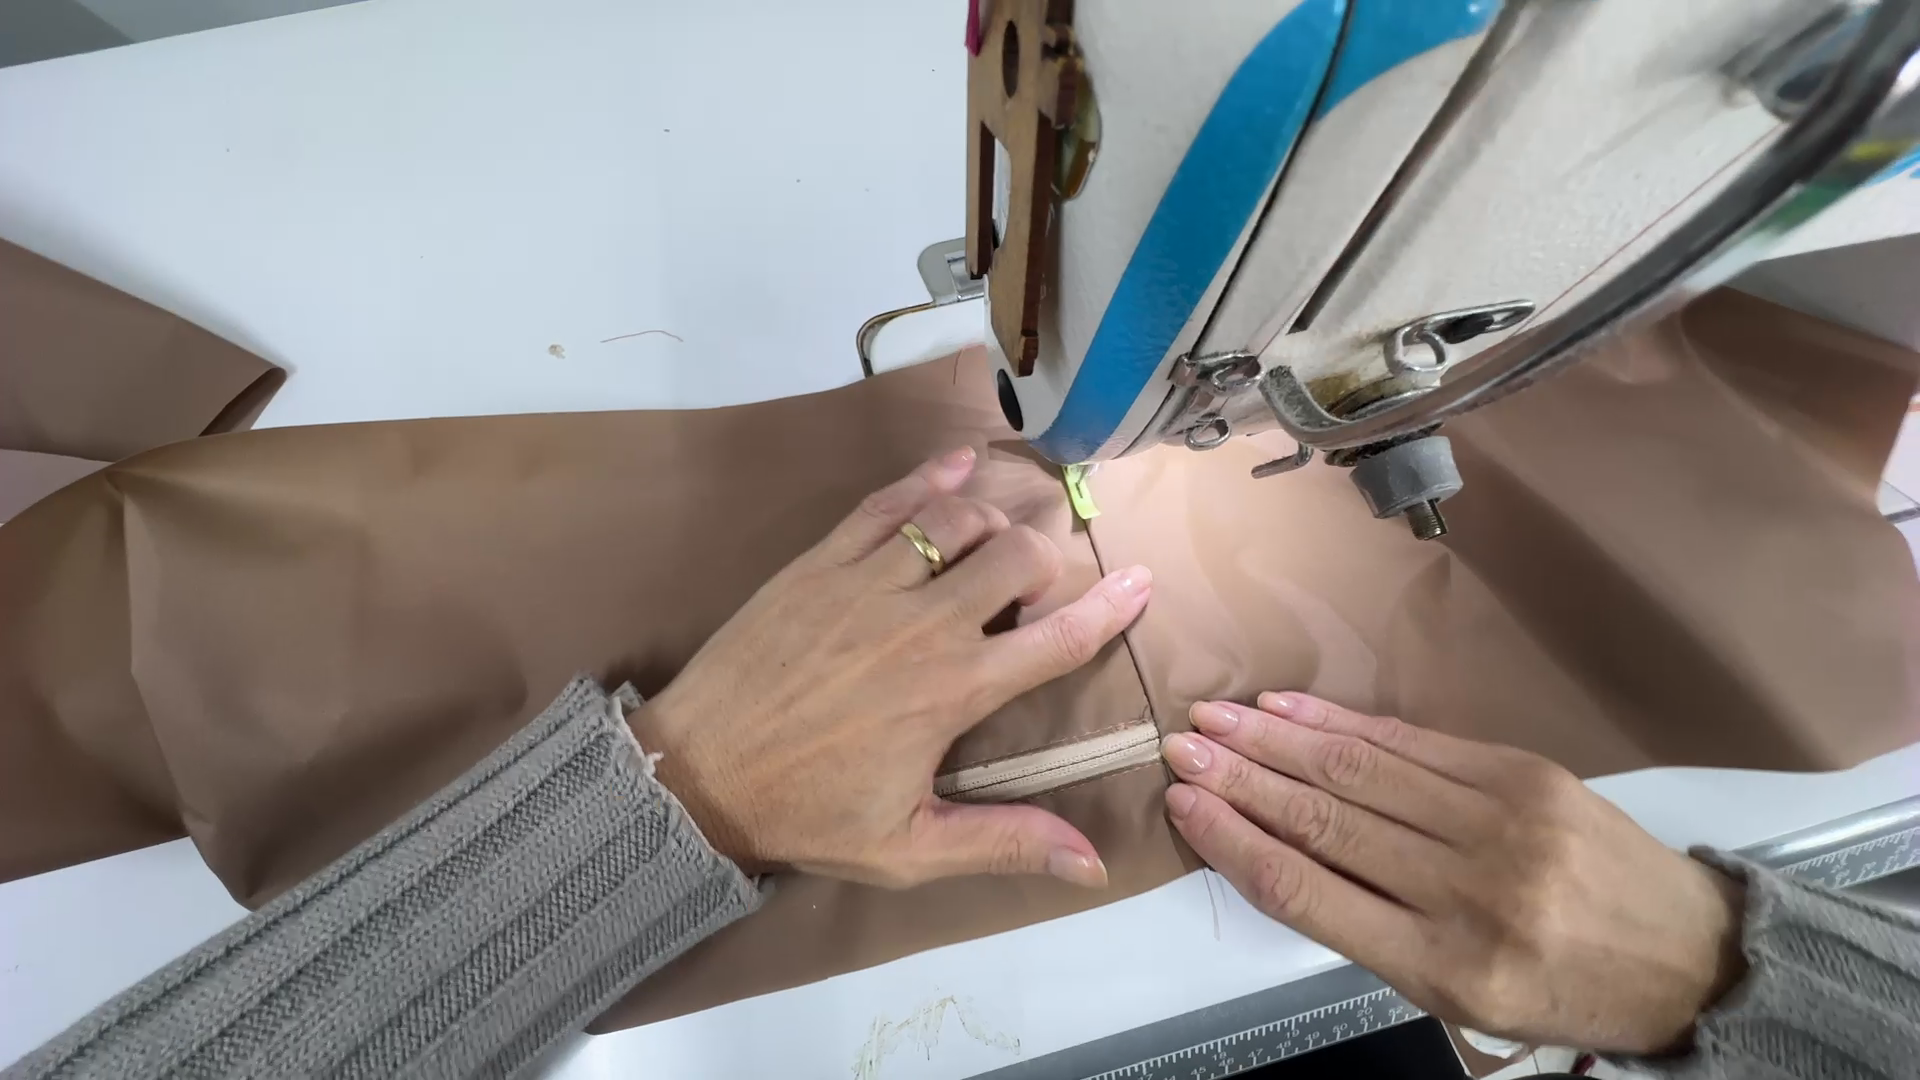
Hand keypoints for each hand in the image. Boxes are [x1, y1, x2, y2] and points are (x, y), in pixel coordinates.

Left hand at [634, 447, 1152, 889]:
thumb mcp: (909, 848)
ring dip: (991, 523)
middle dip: (1043, 562)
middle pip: (1016, 559)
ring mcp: (869, 583)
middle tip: (1029, 589)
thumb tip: (1094, 864)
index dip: (1108, 607)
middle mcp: (922, 625)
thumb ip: (1004, 844)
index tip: (1138, 580)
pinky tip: (956, 464)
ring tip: (988, 548)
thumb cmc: (806, 812)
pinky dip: (928, 477)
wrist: (697, 771)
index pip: (1055, 638)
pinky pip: (885, 504)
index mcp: (953, 691)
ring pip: (957, 520)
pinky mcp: (822, 561)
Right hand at [1160, 693, 1746, 1054]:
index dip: (1232, 841)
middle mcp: (1470, 893)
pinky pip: (1404, 740)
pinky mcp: (1520, 771)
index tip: (1180, 804)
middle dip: (1238, 778)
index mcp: (1445, 966)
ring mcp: (1500, 824)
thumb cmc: (1550, 984)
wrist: (1694, 957)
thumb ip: (1357, 918)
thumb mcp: (1451, 988)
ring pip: (1355, 770)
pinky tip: (1282, 707)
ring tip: (1214, 718)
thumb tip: (1262, 843)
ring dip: (1271, 739)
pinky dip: (1332, 721)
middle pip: (1322, 820)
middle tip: (1179, 747)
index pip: (1306, 891)